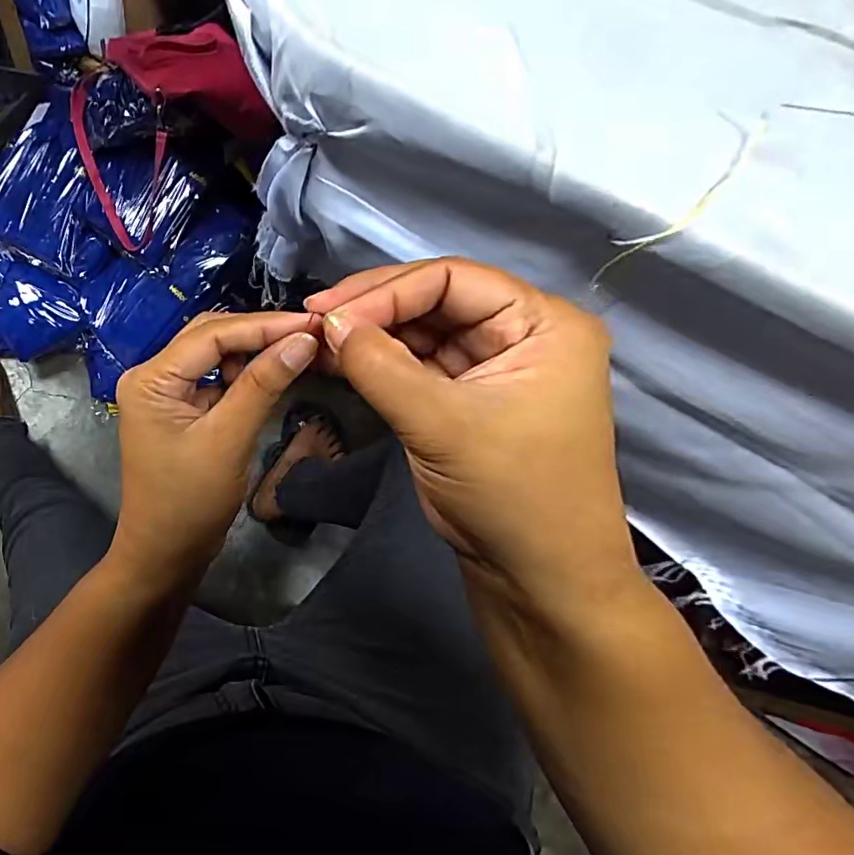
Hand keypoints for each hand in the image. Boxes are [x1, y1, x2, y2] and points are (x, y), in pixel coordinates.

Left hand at [109, 311, 319, 591]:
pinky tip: (270, 373)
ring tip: (295, 352)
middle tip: (309, 334)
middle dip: (259, 334)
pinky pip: (213, 378)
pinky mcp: (176, 407)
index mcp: (150, 378)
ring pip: (212, 354)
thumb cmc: (190, 501)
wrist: (164, 552)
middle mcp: (149, 375)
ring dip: (251, 352)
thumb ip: (263, 385)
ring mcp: (162, 391)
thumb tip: (302, 340)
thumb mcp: (228, 439)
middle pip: (209, 336)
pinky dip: (242, 374)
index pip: (211, 334)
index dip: (263, 326)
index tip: (311, 324)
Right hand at [308, 259, 637, 608]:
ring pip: (413, 329)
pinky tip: (332, 358)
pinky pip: (407, 361)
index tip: (327, 315)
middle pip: (430, 298)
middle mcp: (516, 333)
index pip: (451, 279)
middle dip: (369, 308)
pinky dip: (369, 359)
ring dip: (364, 332)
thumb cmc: (512, 493)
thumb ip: (379, 366)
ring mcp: (485, 364)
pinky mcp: (457, 394)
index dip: (385, 291)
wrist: (534, 575)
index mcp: (541, 324)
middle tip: (312, 320)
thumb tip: (326, 323)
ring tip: (314, 338)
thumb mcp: (442, 423)